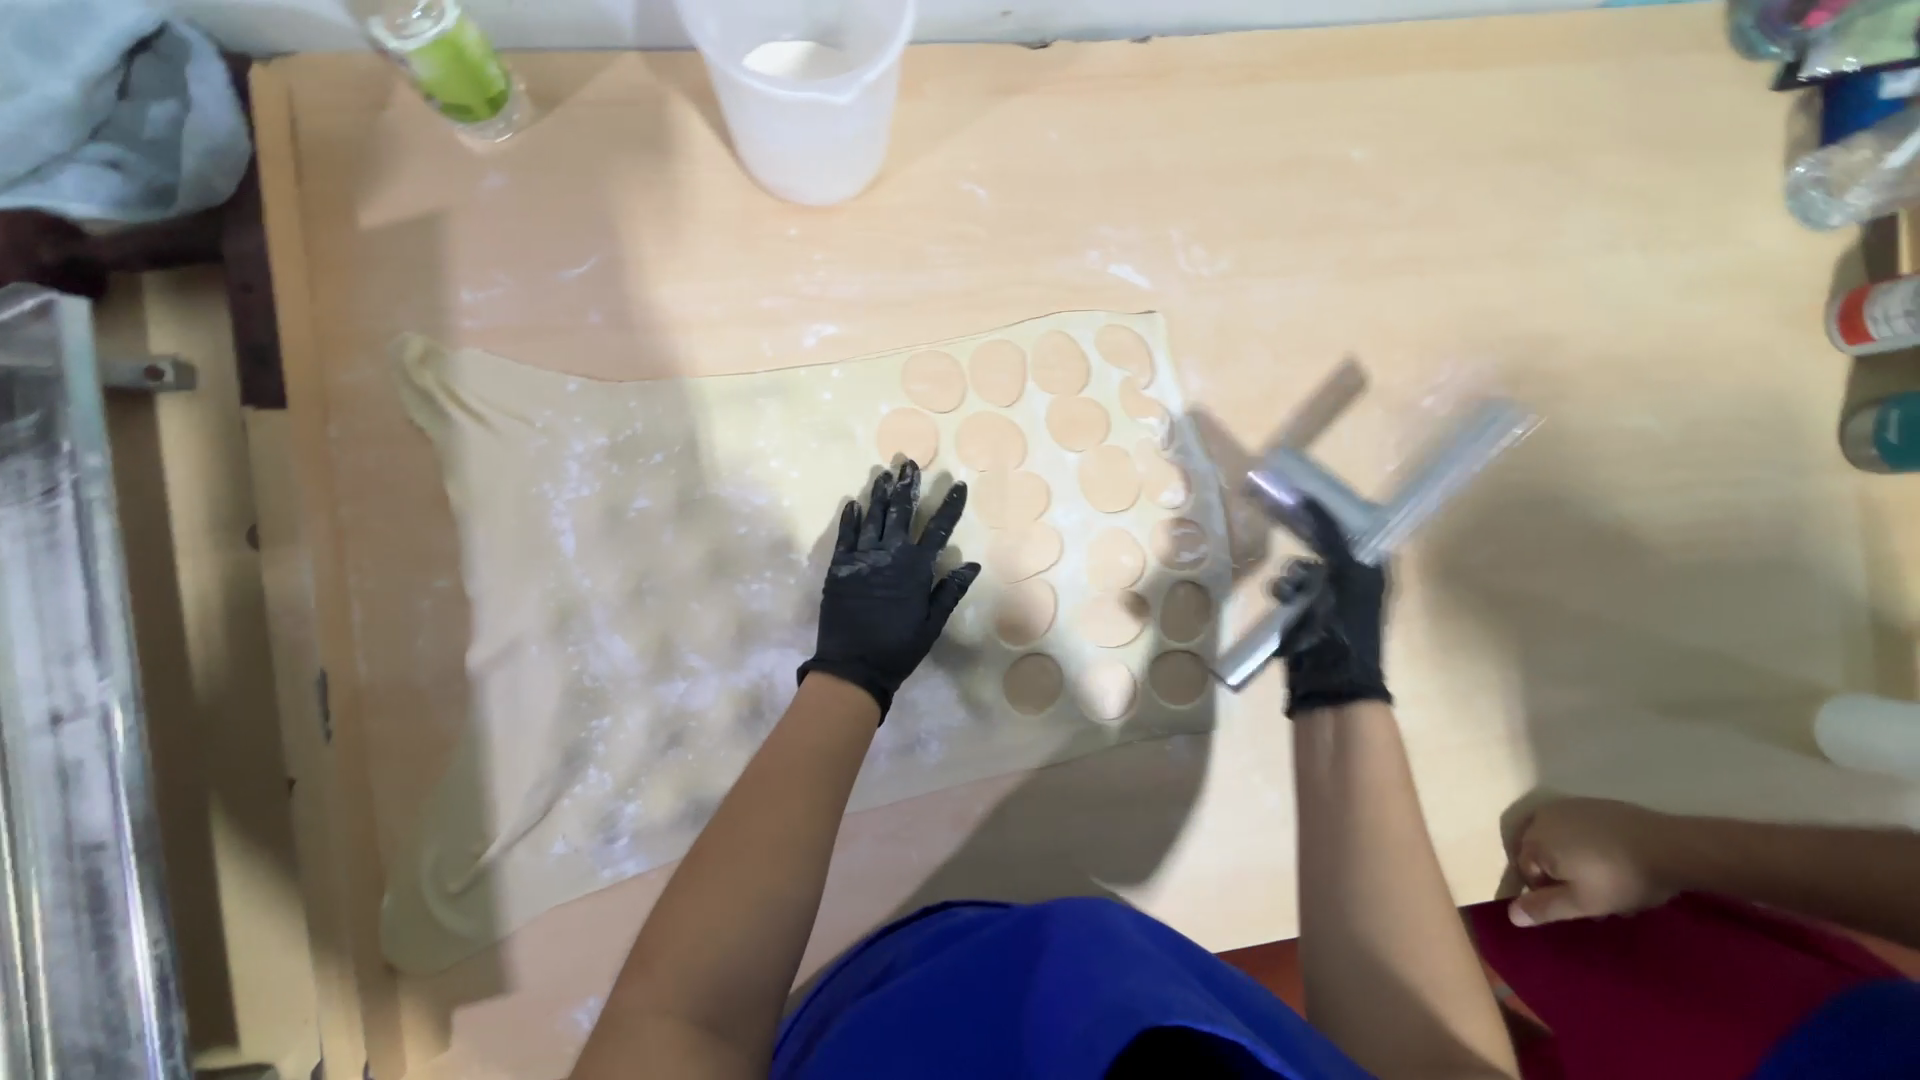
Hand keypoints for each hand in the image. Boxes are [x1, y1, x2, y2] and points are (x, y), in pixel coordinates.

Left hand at [798, 461, 980, 720]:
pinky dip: (850, 518)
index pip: (937, 529)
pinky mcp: (838, 568)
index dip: (949, 506)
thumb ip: (950, 591)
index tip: (958, 484)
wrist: (852, 666)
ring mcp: (861, 559)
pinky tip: (852, 502)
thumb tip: (972, 565)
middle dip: (906, 486)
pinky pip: (845, 536)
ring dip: (878, 494)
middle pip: (900, 513)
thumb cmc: (898, 648)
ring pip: (872, 518)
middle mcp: (889, 556)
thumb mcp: (932, 623)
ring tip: (884, 472)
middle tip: (909, 463)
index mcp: (915, 570)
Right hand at [1279, 499, 1389, 717]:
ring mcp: (1325, 599)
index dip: (1334, 517)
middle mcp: (1351, 581)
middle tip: (1289, 528)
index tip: (1310, 501)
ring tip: (1291, 586)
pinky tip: (1283, 599)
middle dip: (1307, 546)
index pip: (1355, 532)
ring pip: (1300, 568)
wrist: (1330, 676)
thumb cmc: (1348, 622)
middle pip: (1324, 548)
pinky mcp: (1301, 614)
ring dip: (1292, 574)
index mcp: (1373, 571)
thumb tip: (1309, 497)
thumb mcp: (1346, 572)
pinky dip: (1282, 591)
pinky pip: (1286, 589)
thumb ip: (1330, 535)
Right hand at [1506, 798, 1677, 926]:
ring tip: (1606, 879)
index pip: (1526, 871)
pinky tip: (1613, 857)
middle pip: (1540, 853)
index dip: (1549, 893)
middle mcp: (1542, 818)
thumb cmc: (1621, 878)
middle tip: (1594, 897)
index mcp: (1535, 841)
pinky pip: (1577, 828)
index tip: (1579, 906)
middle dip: (1560, 875)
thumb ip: (1544, 908)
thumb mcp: (1583, 903)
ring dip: (1573, 859)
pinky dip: (1587, 843)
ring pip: (1558, 840)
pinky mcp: (1592, 804)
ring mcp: (1567, 807)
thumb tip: (1511, 915)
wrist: (1671, 846)